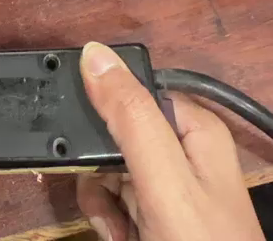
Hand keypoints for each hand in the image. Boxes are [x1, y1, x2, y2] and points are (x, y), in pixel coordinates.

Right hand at [76, 42, 264, 240]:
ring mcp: (173, 193)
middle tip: (103, 200)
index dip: (101, 110)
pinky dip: (109, 222)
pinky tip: (119, 240)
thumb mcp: (164, 183)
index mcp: (194, 127)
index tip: (79, 138)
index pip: (133, 91)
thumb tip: (94, 51)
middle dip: (97, 167)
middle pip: (116, 133)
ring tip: (115, 233)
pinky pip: (116, 205)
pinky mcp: (159, 224)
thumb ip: (129, 116)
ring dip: (100, 201)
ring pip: (109, 171)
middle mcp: (185, 153)